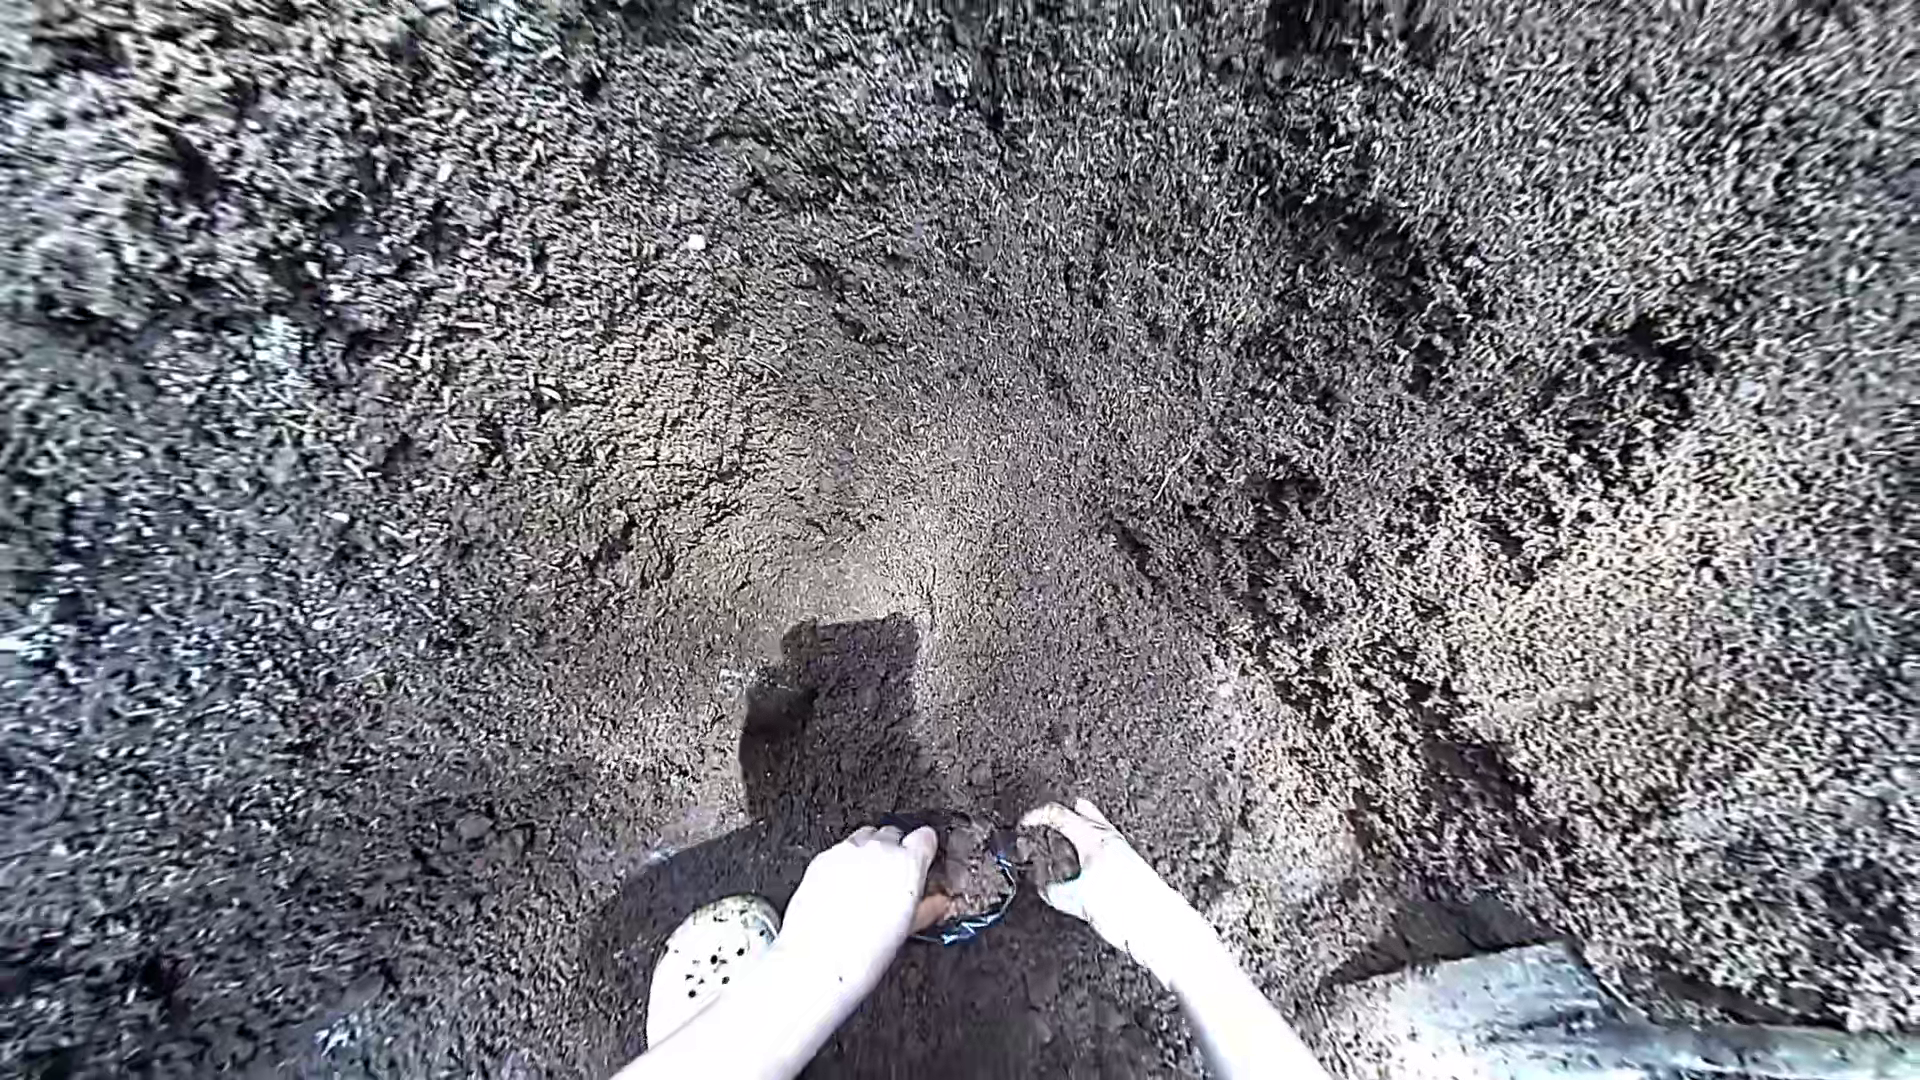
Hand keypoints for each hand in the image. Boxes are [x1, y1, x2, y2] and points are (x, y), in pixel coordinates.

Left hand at [773, 824, 938, 1000]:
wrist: (815, 964)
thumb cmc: (861, 955)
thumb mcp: (905, 931)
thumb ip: (925, 908)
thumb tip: (936, 903)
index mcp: (907, 864)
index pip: (925, 837)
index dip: (923, 850)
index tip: (920, 860)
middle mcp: (879, 849)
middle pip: (894, 834)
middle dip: (894, 853)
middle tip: (890, 882)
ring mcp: (849, 850)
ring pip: (866, 838)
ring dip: (869, 854)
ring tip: (864, 886)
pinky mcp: (824, 857)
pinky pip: (840, 851)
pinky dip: (844, 864)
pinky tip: (841, 891)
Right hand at [1020, 799, 1221, 986]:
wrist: (1164, 930)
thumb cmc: (1127, 909)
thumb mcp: (1079, 901)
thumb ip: (1055, 891)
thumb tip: (1045, 887)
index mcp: (1092, 836)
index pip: (1056, 813)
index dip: (1035, 816)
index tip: (1024, 824)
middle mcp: (1107, 837)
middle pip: (1077, 812)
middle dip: (1058, 820)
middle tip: (1044, 833)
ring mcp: (1120, 849)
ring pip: (1090, 830)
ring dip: (1073, 837)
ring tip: (1061, 859)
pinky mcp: (1128, 865)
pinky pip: (1101, 847)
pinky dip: (1086, 852)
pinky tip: (1083, 874)